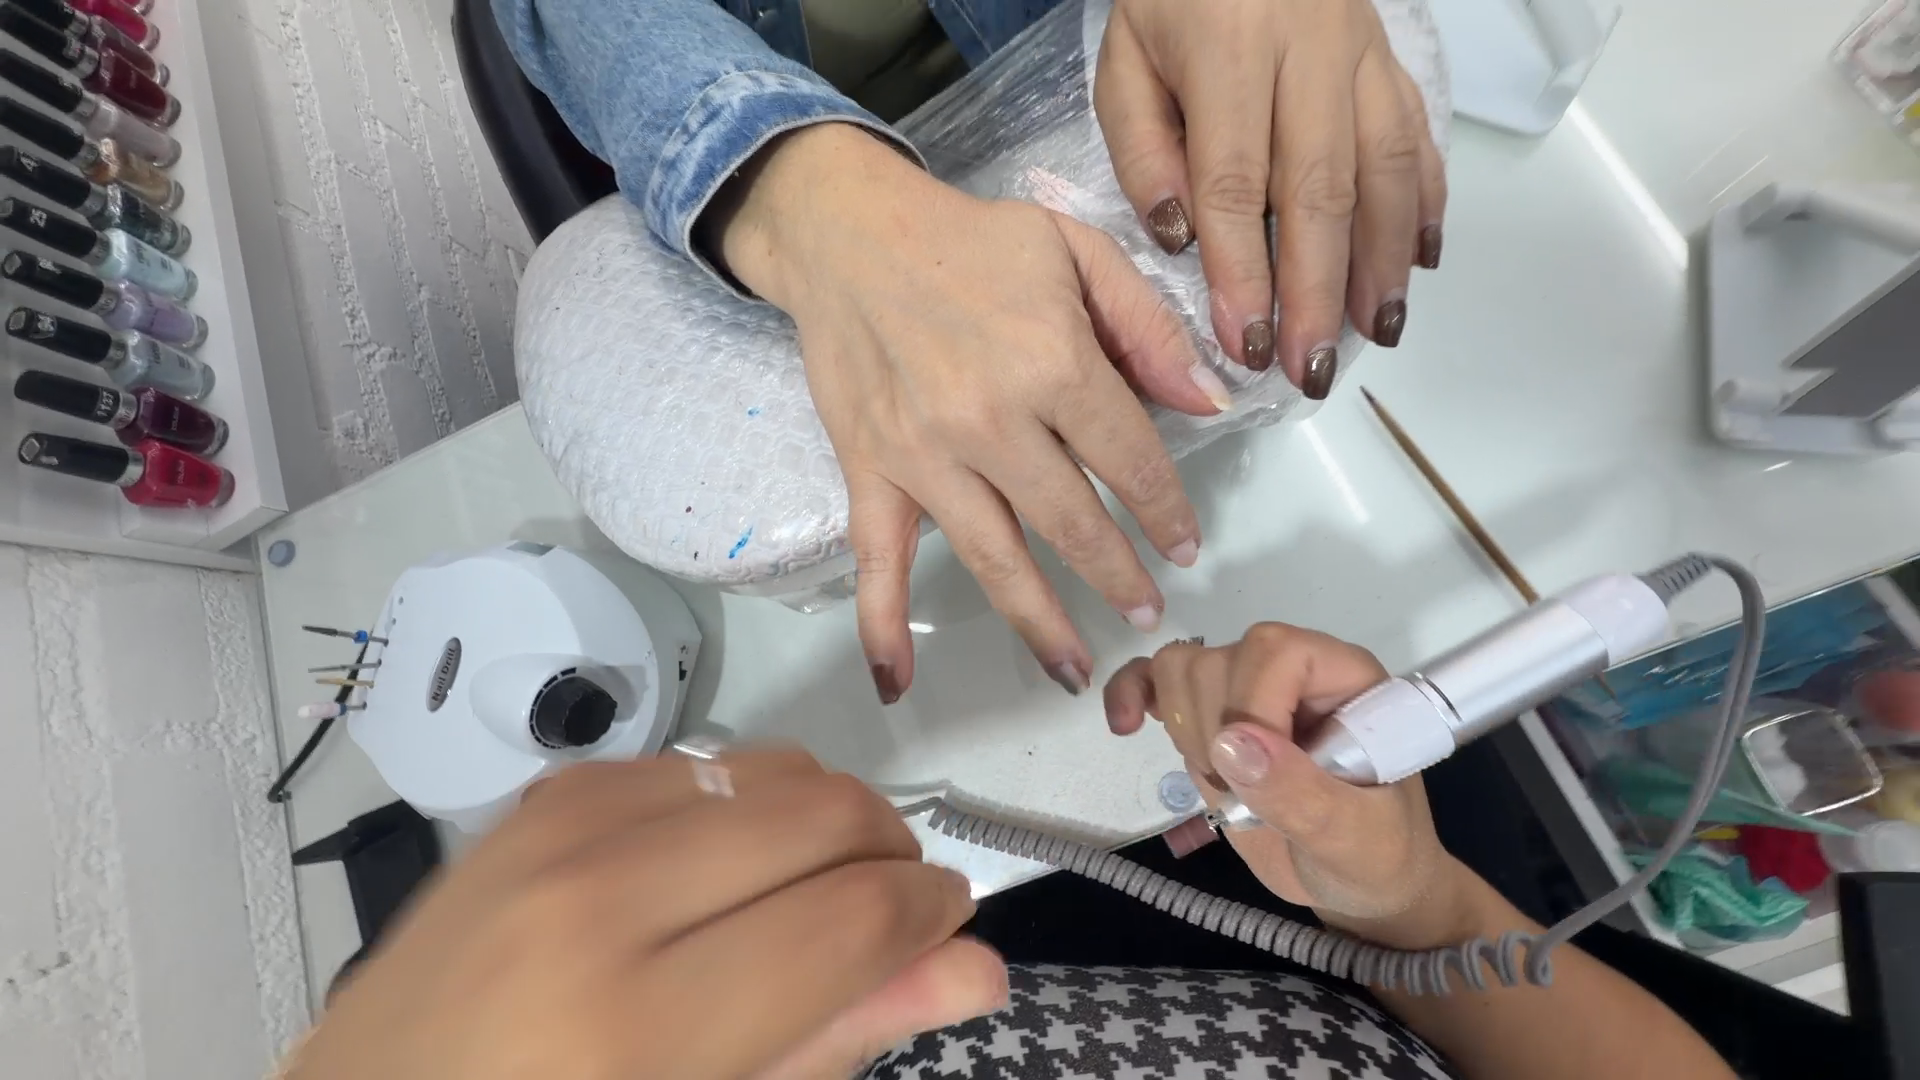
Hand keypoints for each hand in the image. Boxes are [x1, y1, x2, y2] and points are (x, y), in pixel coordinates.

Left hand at [286, 747, 1002, 1079]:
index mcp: (633, 1027)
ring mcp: (567, 823)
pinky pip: (710, 761)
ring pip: (780, 768)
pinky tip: (730, 862)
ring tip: (816, 881)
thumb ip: (844, 1037)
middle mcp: (601, 895)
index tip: (952, 918)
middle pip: (827, 813)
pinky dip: (755, 803)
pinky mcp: (556, 789)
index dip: (930, 913)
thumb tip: (978, 964)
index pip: (850, 919)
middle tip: (894, 901)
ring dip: (831, 818)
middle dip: (894, 850)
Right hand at [707, 124, 1231, 700]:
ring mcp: (924, 458)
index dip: (1167, 511)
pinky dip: (883, 624)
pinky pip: (876, 560)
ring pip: (994, 558)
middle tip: (1146, 615)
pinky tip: (898, 683)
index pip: (1130, 459)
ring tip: (1078, 667)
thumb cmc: (970, 241)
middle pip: (1072, 523)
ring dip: (1040, 621)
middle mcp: (991, 423)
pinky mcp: (871, 473)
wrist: (851, 236)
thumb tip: (1206, 402)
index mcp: (1053, 363)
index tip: (1186, 547)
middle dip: (1117, 576)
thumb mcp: (1077, 250)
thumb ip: (1147, 327)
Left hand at [1096, 0, 1445, 394]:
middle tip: (1311, 369)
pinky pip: (1417, 132)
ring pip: (1384, 167)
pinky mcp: (1391, 54)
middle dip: (1316, 291)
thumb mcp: (1124, 67)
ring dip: (1382, 260)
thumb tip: (1182, 237)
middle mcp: (1310, 51)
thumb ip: (1143, 151)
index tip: (1244, 344)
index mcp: (1229, 53)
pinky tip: (1421, 260)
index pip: (1237, 184)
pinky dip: (1423, 200)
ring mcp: (1362, 51)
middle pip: (1320, 190)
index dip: (1243, 272)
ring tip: (1375, 333)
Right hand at [1105, 624, 1470, 945]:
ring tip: (1225, 786)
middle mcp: (1288, 666)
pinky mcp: (1203, 708)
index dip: (1252, 707)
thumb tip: (1232, 744)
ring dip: (1185, 736)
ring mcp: (1241, 684)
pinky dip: (1130, 694)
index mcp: (1340, 676)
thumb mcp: (1355, 840)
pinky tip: (1125, 726)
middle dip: (1215, 739)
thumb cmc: (1374, 858)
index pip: (1274, 651)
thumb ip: (1301, 793)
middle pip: (1216, 661)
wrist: (1352, 879)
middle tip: (1248, 798)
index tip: (1258, 777)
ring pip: (1177, 670)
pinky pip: (1150, 676)